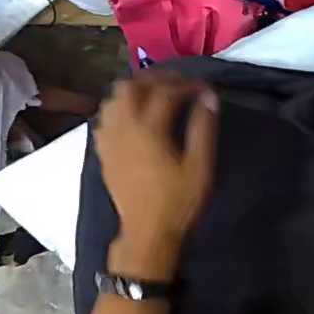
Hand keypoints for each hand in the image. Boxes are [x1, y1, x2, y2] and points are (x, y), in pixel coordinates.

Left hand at [94, 74, 218, 281]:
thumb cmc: (178, 202)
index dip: (187, 84)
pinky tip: (135, 117)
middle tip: (178, 84)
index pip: (166, 91)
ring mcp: (109, 139)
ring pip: (113, 98)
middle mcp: (123, 128)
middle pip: (131, 85)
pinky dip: (120, 108)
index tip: (204, 88)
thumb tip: (209, 96)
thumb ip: (203, 127)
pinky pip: (105, 117)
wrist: (147, 235)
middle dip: (155, 78)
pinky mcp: (103, 151)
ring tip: (156, 96)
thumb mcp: (200, 166)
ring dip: (135, 90)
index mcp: (148, 129)